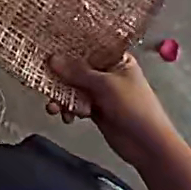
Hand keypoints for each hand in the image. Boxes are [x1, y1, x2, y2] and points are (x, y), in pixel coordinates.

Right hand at [47, 51, 185, 169]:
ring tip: (52, 107)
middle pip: (77, 67)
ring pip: (73, 87)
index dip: (68, 45)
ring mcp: (100, 91)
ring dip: (61, 96)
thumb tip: (51, 58)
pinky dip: (68, 108)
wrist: (149, 146)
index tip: (47, 43)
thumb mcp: (105, 85)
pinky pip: (75, 103)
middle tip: (42, 78)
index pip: (89, 46)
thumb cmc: (133, 107)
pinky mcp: (95, 109)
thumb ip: (77, 72)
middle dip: (60, 74)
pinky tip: (65, 116)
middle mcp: (106, 72)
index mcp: (115, 59)